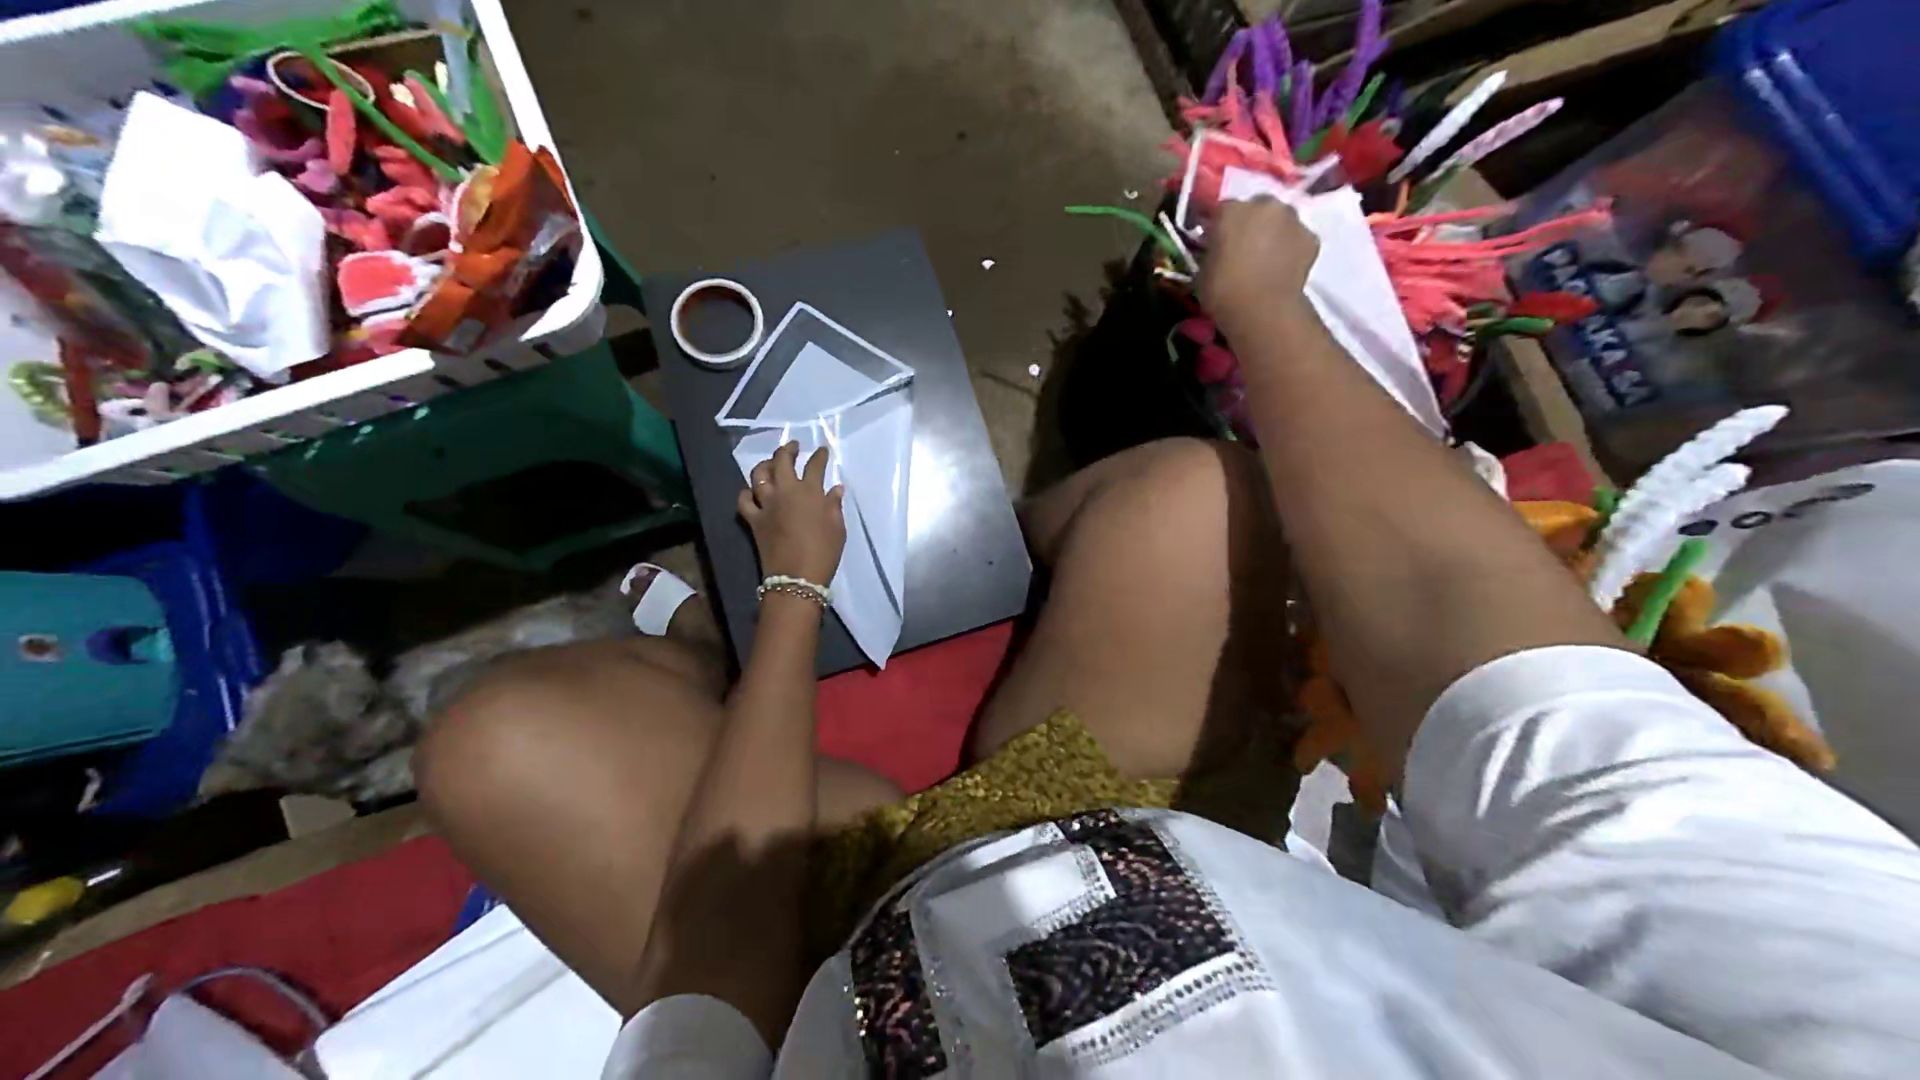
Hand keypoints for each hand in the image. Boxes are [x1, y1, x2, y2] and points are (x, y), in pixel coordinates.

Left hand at [737, 442, 845, 585]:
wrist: (797, 577)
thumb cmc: (824, 551)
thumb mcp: (837, 528)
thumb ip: (834, 505)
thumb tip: (835, 489)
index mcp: (809, 491)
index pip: (815, 466)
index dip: (819, 456)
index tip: (821, 450)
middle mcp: (785, 491)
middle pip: (782, 461)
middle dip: (788, 449)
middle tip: (793, 446)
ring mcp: (767, 504)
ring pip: (759, 475)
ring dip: (765, 465)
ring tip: (771, 464)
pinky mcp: (754, 519)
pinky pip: (744, 501)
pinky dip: (746, 493)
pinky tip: (751, 491)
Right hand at [1199, 197, 1320, 339]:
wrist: (1262, 310)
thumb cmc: (1222, 292)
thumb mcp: (1202, 271)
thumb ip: (1211, 252)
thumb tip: (1217, 251)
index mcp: (1230, 210)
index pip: (1221, 211)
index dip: (1218, 227)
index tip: (1214, 242)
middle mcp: (1264, 204)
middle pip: (1256, 208)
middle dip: (1250, 223)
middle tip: (1243, 248)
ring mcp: (1292, 219)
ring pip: (1281, 220)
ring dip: (1273, 233)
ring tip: (1266, 258)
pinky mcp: (1311, 238)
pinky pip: (1297, 239)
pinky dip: (1291, 249)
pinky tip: (1283, 268)